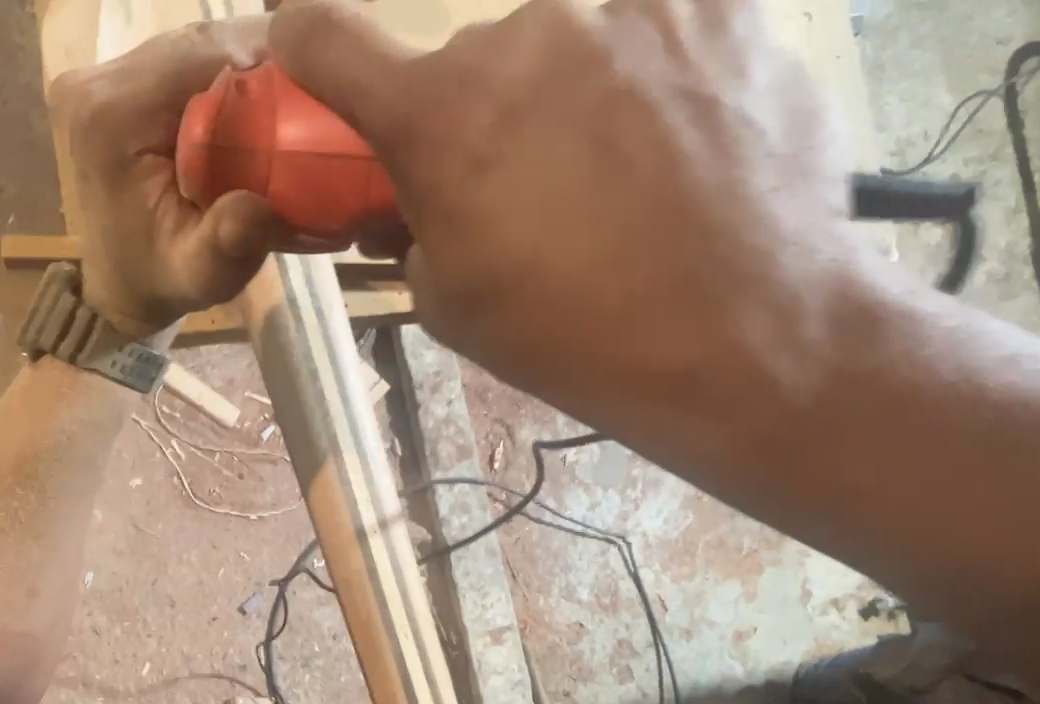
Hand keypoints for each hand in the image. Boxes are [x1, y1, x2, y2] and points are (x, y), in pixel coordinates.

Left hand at [49, 19, 283, 336]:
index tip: (319, 90)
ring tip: (291, 95)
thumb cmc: (161, 282)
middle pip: (201, 42)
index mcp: (112, 116)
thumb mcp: (199, 275)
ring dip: (245, 67)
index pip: (206, 55)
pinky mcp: (112, 82)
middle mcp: (96, 82)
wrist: (119, 287)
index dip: (269, 62)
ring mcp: (100, 76)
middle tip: (314, 92)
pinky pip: (183, 61)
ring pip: (194, 45)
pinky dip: (223, 76)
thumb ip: (227, 242)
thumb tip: (260, 208)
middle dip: (261, 61)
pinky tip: (255, 102)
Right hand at [271, 0, 857, 400]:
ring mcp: (630, 9)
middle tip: (515, 185)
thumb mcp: (448, 303)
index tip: (300, 45)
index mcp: (438, 116)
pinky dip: (645, 76)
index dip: (304, 41)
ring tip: (614, 172)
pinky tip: (674, 139)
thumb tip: (408, 201)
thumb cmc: (567, 333)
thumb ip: (408, 230)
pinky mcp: (721, 8)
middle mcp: (524, 35)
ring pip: (562, 43)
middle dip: (475, 116)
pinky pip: (651, 30)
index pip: (328, 41)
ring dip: (563, 94)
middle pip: (468, 62)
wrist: (739, 335)